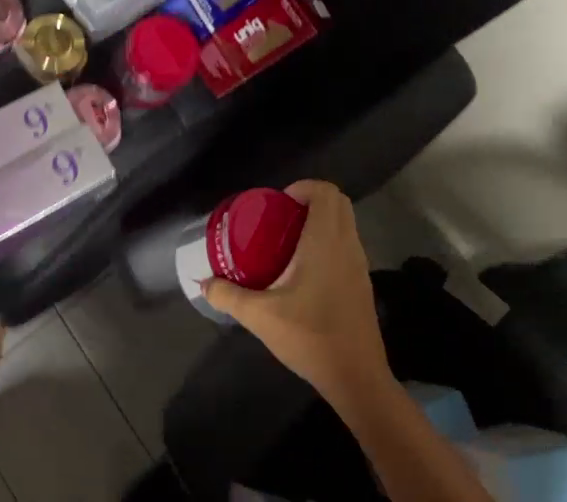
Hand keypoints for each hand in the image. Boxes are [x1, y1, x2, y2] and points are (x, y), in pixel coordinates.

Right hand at [203, 181, 394, 403]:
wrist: (356, 378)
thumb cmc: (309, 337)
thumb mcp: (259, 316)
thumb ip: (228, 296)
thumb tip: (203, 284)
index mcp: (325, 243)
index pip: (326, 193)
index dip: (303, 188)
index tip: (277, 203)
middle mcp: (347, 247)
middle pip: (338, 203)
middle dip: (310, 201)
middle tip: (279, 218)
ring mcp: (359, 266)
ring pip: (345, 225)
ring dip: (320, 222)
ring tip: (286, 242)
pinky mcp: (362, 285)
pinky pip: (347, 246)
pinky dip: (328, 243)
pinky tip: (303, 270)